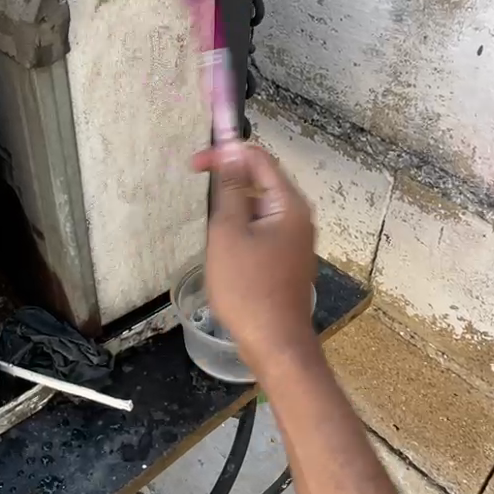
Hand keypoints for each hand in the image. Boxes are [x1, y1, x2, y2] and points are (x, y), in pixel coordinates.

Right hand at [191, 141, 317, 372]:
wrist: (275, 343)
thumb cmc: (248, 289)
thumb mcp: (229, 233)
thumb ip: (231, 189)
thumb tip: (231, 150)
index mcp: (289, 204)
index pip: (258, 159)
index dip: (226, 154)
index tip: (194, 165)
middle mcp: (299, 218)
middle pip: (260, 184)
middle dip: (228, 187)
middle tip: (200, 202)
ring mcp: (296, 241)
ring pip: (258, 211)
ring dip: (232, 215)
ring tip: (213, 238)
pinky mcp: (287, 261)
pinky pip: (262, 234)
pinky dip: (241, 235)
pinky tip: (226, 257)